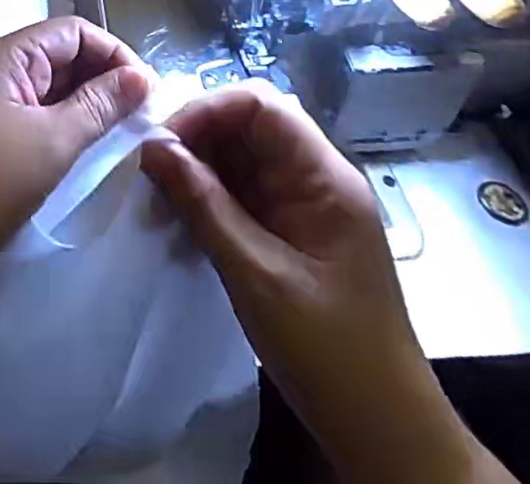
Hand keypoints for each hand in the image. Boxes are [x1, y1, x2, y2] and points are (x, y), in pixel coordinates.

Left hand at [0, 17, 152, 314]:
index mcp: (8, 55)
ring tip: (127, 128)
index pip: (76, 32)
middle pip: (67, 55)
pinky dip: (73, 121)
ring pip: (58, 85)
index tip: (146, 89)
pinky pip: (44, 111)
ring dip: (93, 101)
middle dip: (108, 78)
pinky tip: (97, 141)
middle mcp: (1, 68)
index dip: (115, 53)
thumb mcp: (53, 142)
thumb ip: (102, 104)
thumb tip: (144, 77)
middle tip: (143, 112)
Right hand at [140, 82, 513, 483]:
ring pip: (245, 160)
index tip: (160, 143)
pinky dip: (212, 200)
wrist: (380, 422)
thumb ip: (205, 206)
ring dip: (200, 171)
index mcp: (324, 174)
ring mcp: (306, 203)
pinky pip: (247, 194)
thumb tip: (155, 149)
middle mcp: (317, 175)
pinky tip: (180, 219)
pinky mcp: (293, 229)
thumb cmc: (327, 349)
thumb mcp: (256, 274)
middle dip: (198, 140)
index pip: (262, 106)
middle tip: (149, 174)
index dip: (208, 110)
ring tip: (156, 198)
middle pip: (252, 127)